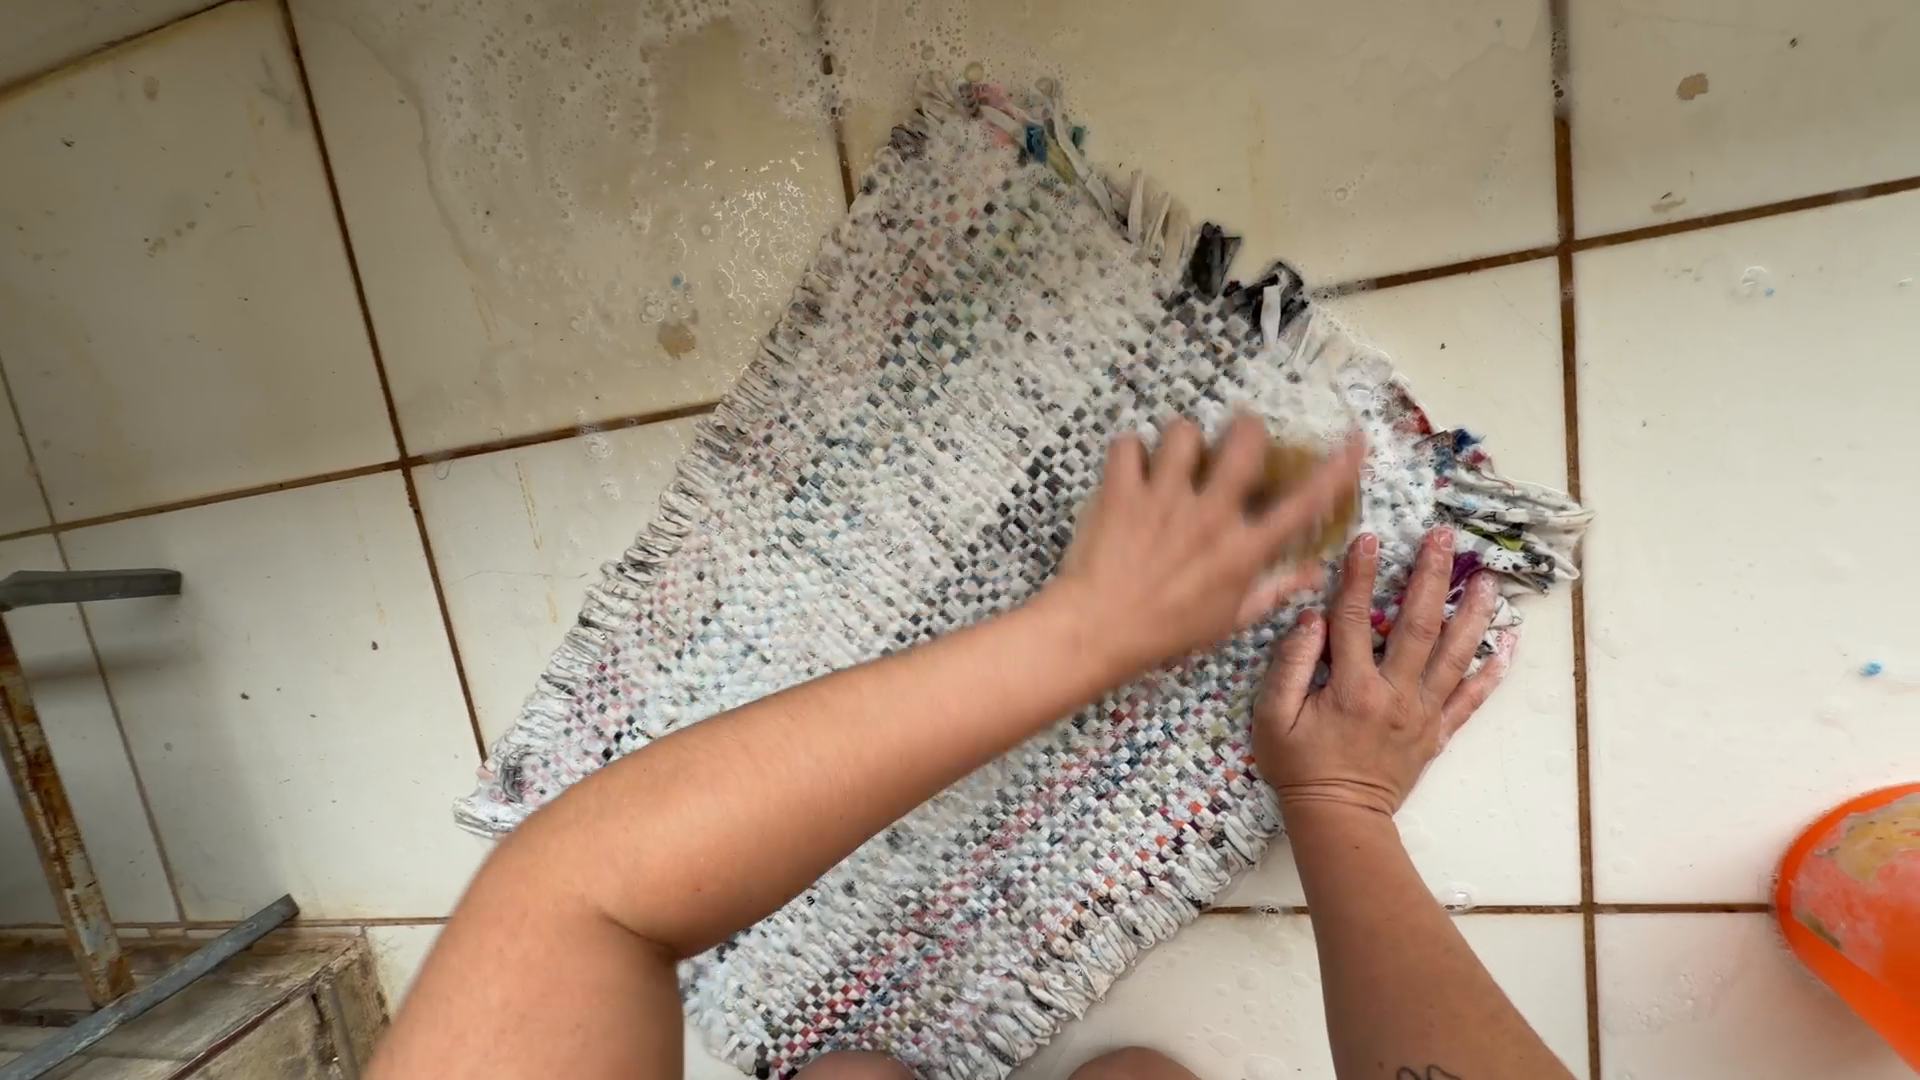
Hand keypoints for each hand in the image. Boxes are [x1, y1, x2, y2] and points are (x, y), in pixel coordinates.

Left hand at [1047, 414, 1364, 676]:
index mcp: (1243, 550)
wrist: (1097, 630)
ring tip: (1168, 458)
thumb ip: (1272, 591)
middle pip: (1244, 440)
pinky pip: (1128, 443)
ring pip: (1182, 431)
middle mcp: (1211, 515)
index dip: (1336, 467)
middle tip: (1231, 436)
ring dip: (1179, 439)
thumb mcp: (1227, 620)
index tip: (1354, 439)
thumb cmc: (1164, 631)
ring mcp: (1165, 499)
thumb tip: (1312, 572)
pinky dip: (1128, 452)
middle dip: (1244, 427)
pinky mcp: (1121, 492)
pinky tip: (1128, 470)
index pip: (1304, 503)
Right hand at [1252, 528, 1509, 817]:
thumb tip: (1310, 619)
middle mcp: (1395, 694)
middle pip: (1416, 626)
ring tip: (1487, 578)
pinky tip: (1510, 644)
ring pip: (1455, 655)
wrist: (1338, 816)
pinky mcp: (1438, 732)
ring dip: (1473, 613)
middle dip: (1430, 577)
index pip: (1352, 618)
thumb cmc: (1297, 764)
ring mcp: (1423, 713)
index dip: (1357, 575)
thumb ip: (1290, 666)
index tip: (1367, 539)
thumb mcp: (1272, 716)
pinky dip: (1494, 671)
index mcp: (1350, 688)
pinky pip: (1472, 699)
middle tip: (1442, 539)